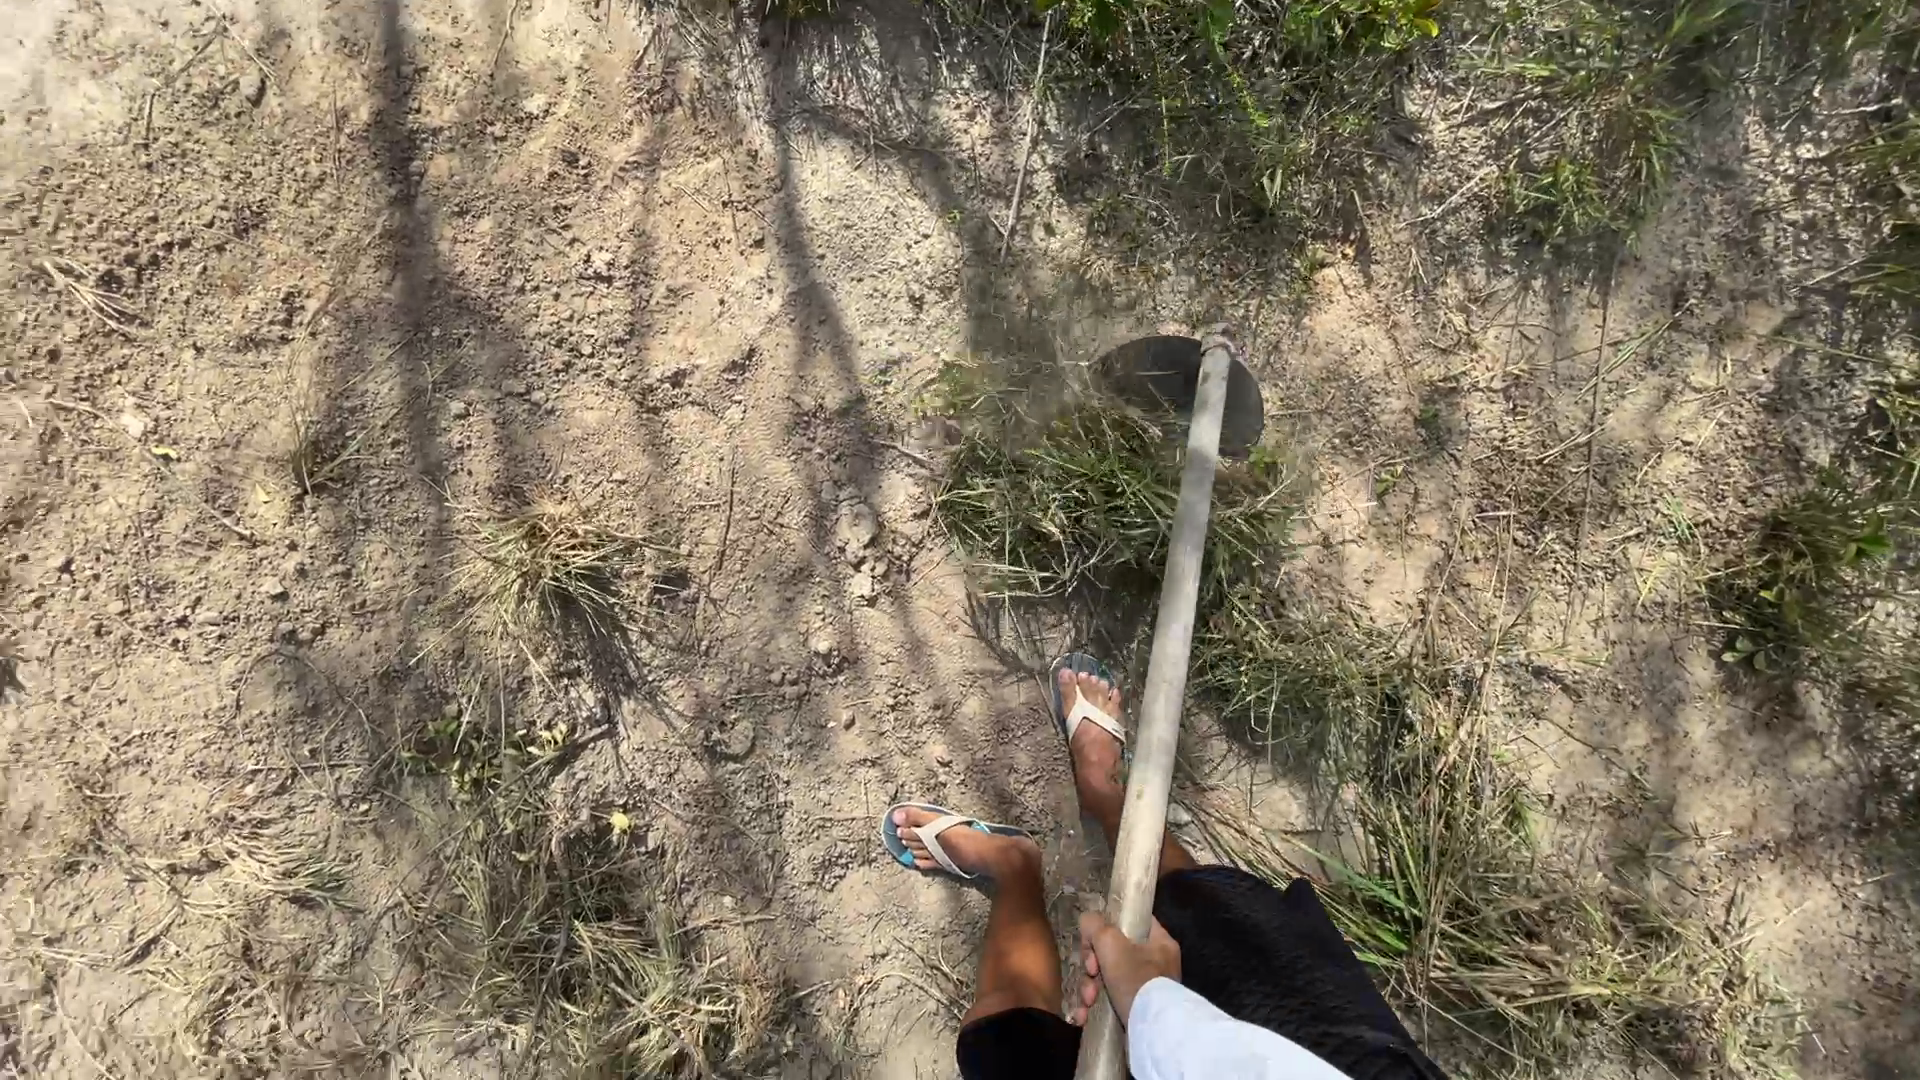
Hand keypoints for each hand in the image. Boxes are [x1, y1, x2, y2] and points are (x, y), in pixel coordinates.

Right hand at [1072, 912, 1180, 1026]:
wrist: (1152, 1034)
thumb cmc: (1136, 979)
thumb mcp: (1110, 942)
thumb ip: (1094, 924)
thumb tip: (1088, 922)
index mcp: (1159, 941)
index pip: (1131, 921)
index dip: (1108, 925)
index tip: (1094, 939)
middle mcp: (1156, 963)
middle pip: (1113, 952)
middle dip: (1093, 965)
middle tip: (1090, 972)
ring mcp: (1148, 990)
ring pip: (1108, 978)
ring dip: (1089, 988)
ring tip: (1087, 1001)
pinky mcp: (1137, 1012)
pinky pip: (1110, 1001)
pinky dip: (1095, 1007)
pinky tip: (1084, 1015)